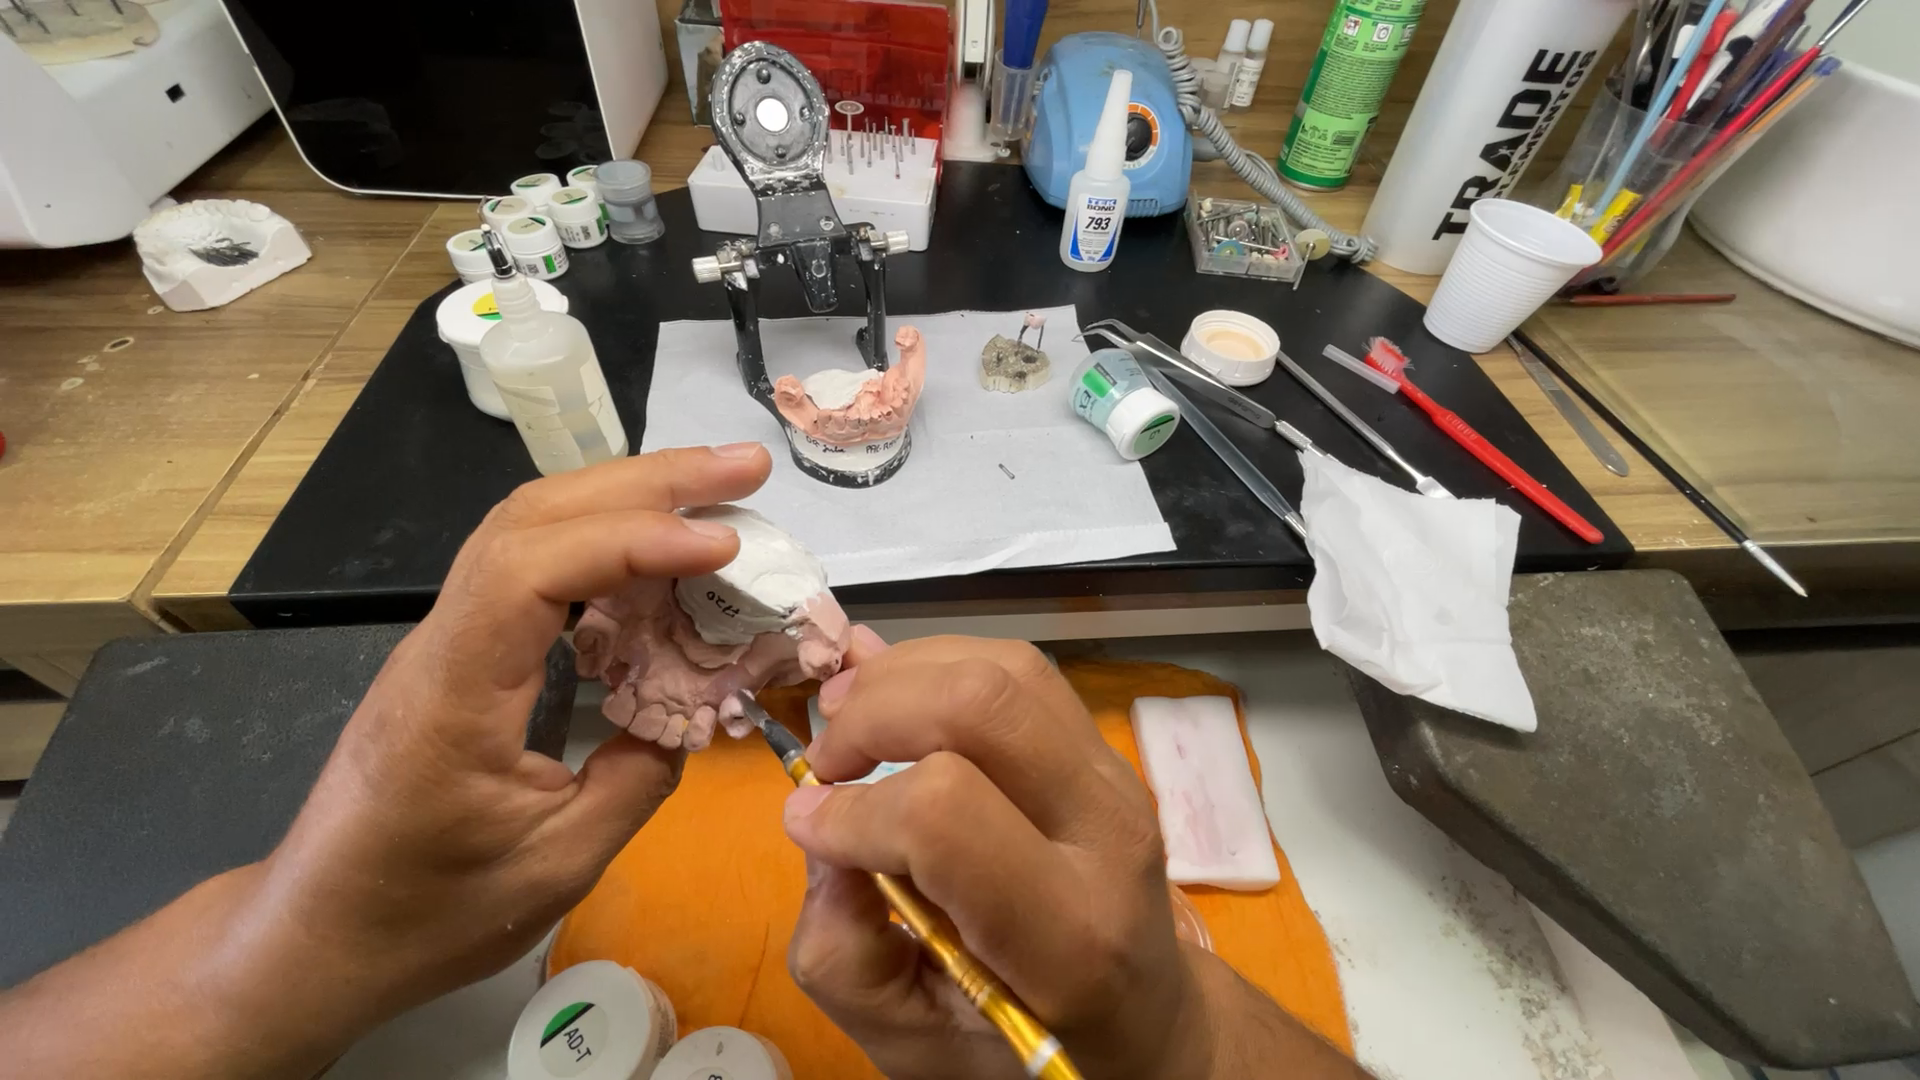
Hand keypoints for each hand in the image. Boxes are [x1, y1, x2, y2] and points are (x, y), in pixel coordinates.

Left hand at [0, 445, 777, 1079]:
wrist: (315, 936)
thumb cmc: (429, 912)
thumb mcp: (556, 866)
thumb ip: (638, 778)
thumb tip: (696, 706)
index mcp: (454, 694)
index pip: (532, 571)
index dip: (632, 541)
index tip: (723, 546)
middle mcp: (445, 638)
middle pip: (537, 515)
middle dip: (651, 480)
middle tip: (747, 468)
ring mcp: (453, 632)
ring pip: (534, 521)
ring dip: (633, 491)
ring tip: (719, 486)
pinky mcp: (471, 642)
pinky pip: (541, 559)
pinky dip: (612, 532)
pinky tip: (663, 544)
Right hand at [781, 635, 1211, 1079]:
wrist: (1142, 1014)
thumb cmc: (1025, 1042)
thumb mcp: (916, 1042)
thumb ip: (844, 955)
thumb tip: (821, 829)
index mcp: (1066, 932)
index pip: (949, 815)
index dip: (858, 810)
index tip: (809, 820)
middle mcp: (1105, 831)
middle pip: (985, 707)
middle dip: (878, 712)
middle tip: (827, 755)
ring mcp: (1114, 773)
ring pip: (1006, 668)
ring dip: (906, 671)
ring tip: (848, 707)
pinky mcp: (1102, 745)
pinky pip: (1020, 666)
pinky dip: (941, 662)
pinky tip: (898, 691)